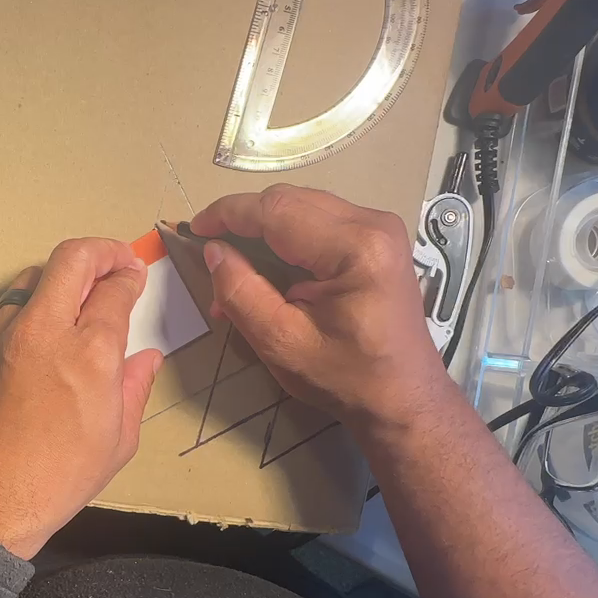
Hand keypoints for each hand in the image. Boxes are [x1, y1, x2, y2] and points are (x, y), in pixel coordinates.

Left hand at [0, 239, 164, 558]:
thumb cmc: (58, 478)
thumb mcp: (118, 440)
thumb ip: (135, 388)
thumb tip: (145, 358)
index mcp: (90, 354)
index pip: (114, 289)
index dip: (130, 276)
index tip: (136, 278)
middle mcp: (46, 330)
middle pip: (73, 258)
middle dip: (102, 251)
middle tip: (117, 262)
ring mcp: (7, 334)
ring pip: (37, 272)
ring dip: (64, 272)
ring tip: (82, 290)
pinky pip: (11, 301)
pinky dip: (34, 297)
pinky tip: (46, 319)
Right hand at [188, 184, 456, 435]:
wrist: (403, 397)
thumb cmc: (345, 377)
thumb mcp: (281, 342)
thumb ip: (241, 292)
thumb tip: (213, 252)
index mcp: (354, 248)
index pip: (277, 209)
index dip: (229, 214)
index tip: (194, 228)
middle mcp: (372, 224)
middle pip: (290, 201)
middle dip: (243, 222)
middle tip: (211, 255)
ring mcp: (379, 228)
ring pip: (302, 207)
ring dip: (262, 232)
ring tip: (234, 272)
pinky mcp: (376, 239)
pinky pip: (318, 221)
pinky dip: (284, 239)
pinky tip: (266, 271)